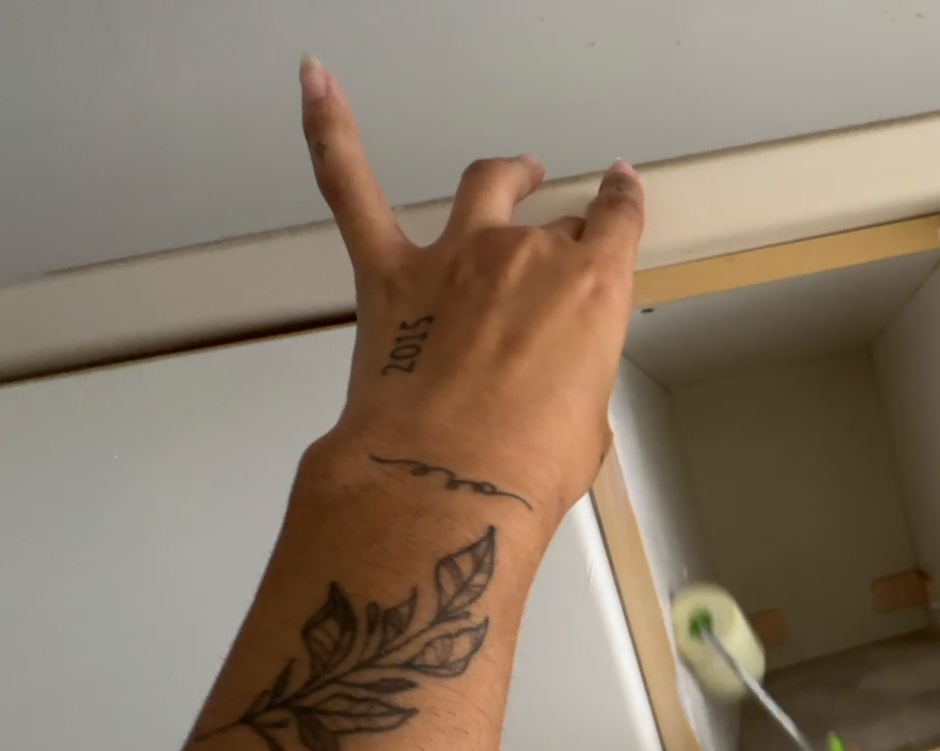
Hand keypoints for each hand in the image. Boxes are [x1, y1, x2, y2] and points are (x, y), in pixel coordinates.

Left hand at [297, 55, 643, 527]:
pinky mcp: (390, 272)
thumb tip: (552, 380)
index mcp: (593, 290)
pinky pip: (352, 187)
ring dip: (507, 175)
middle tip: (569, 256)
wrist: (451, 477)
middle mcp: (530, 256)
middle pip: (556, 224)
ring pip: (486, 187)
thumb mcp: (589, 422)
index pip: (617, 222)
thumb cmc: (532, 462)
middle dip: (568, 237)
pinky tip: (316, 83)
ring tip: (516, 170)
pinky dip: (330, 131)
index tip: (622, 189)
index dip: (623, 203)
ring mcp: (457, 257)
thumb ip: (577, 378)